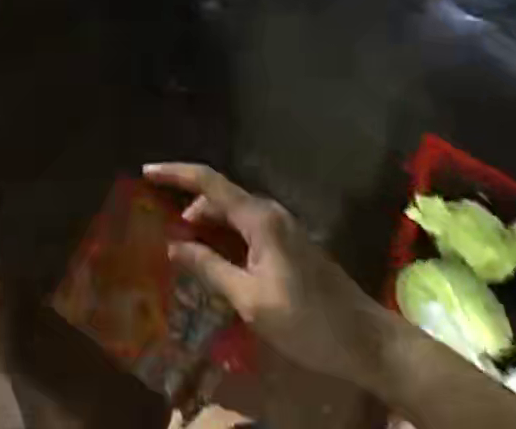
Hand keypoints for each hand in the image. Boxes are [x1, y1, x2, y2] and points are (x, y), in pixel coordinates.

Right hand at [145, 164, 388, 388]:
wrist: (371, 344)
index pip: (207, 181)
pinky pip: (244, 229)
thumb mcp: (250, 300)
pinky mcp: (287, 244)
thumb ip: (209, 267)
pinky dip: (222, 237)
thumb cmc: (309, 322)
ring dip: (204, 226)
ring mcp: (281, 228)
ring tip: (181, 251)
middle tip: (159, 230)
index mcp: (258, 218)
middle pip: (217, 197)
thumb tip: (172, 244)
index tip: (144, 172)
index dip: (174, 173)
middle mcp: (269, 213)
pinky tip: (212, 261)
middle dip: (186, 208)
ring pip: (231, 214)